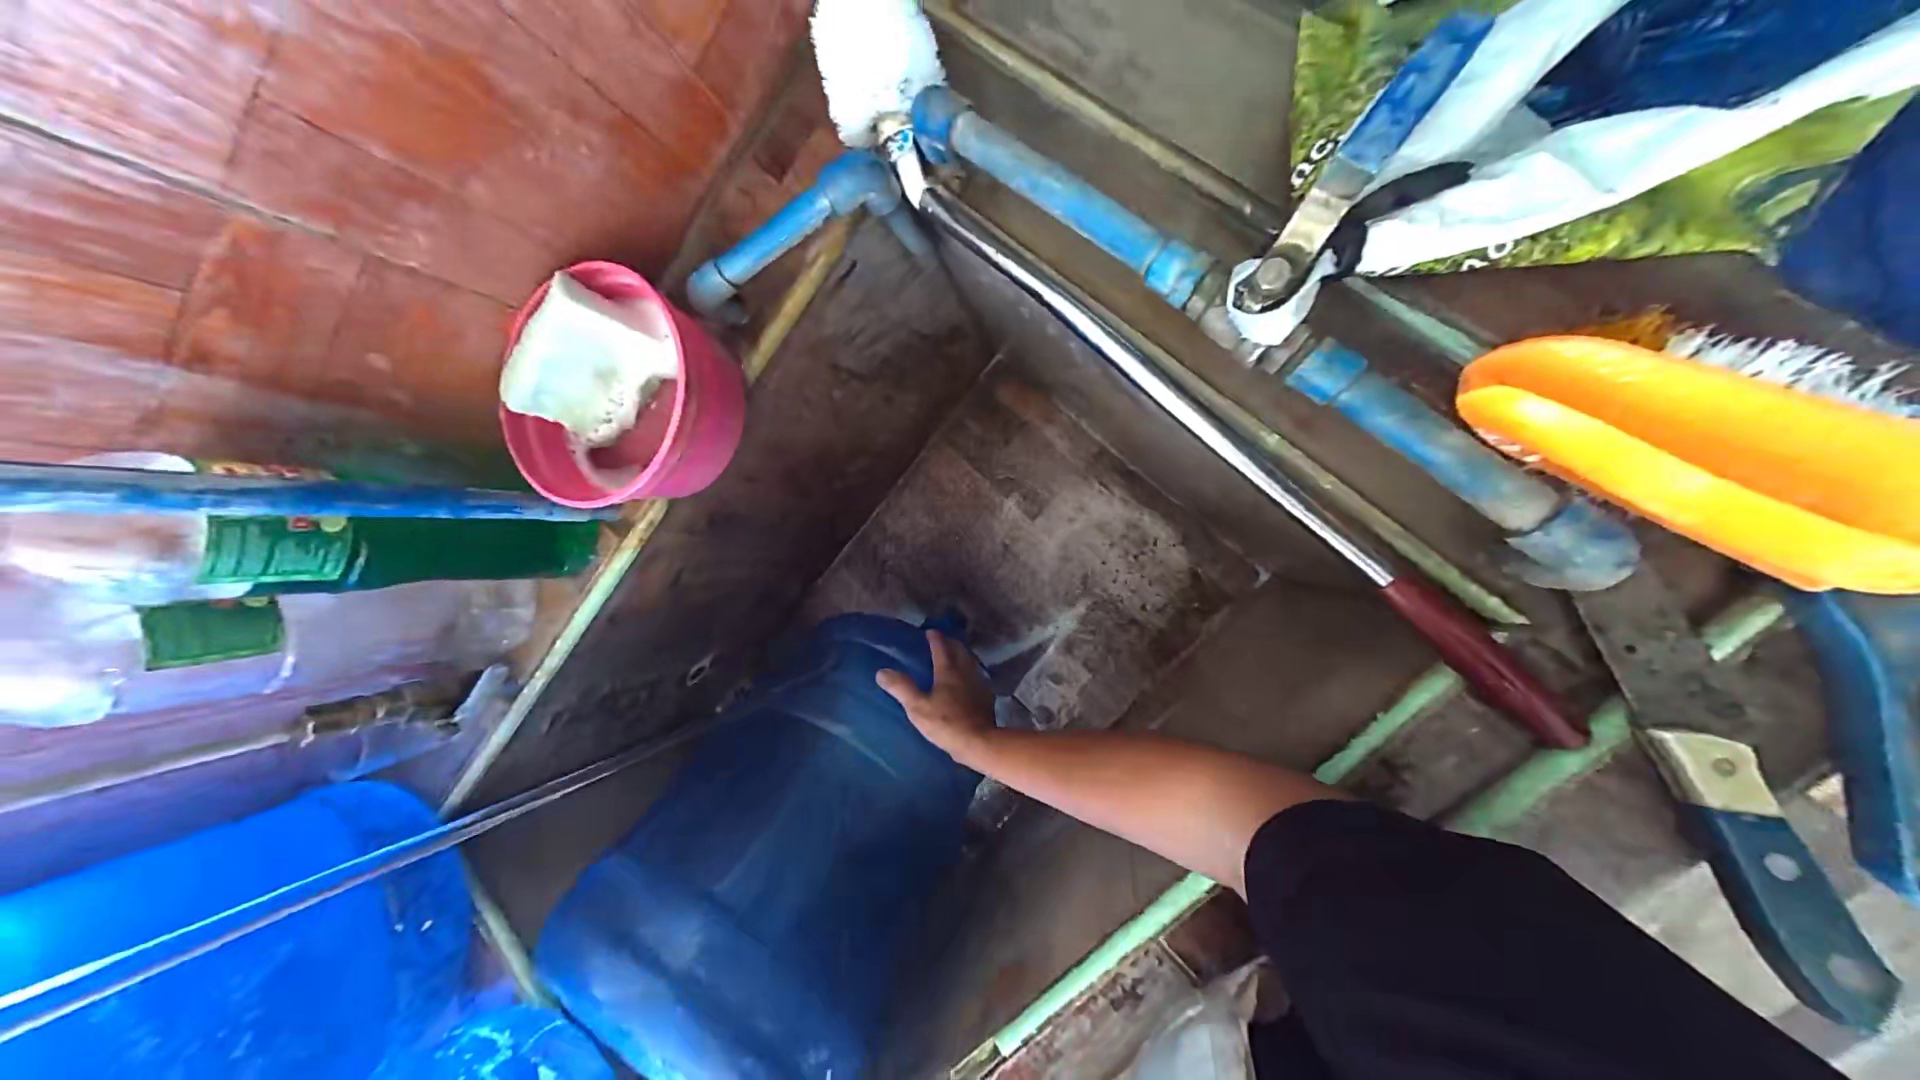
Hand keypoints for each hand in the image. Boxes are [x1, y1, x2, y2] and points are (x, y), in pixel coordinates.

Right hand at [877, 629, 996, 763]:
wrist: (979, 742)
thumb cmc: (946, 723)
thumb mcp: (918, 707)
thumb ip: (901, 688)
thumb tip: (882, 672)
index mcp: (948, 670)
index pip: (941, 647)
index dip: (935, 637)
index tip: (929, 632)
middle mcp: (965, 671)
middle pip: (959, 650)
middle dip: (950, 642)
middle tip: (941, 641)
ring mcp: (978, 683)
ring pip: (970, 662)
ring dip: (961, 656)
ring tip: (953, 658)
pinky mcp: (986, 697)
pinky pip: (977, 677)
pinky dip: (969, 673)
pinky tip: (966, 682)